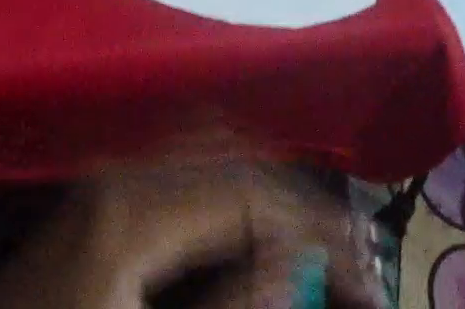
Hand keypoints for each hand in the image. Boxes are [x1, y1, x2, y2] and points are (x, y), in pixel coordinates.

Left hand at [0, 161, 385, 308]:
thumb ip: (228, 307)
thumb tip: (299, 263)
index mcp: (135, 208)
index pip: (251, 195)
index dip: (315, 232)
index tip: (363, 276)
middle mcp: (125, 173)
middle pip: (237, 170)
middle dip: (298, 215)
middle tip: (348, 266)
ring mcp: (108, 179)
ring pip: (214, 169)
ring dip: (268, 207)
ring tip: (313, 254)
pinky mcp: (100, 196)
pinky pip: (185, 181)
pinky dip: (229, 205)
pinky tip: (252, 238)